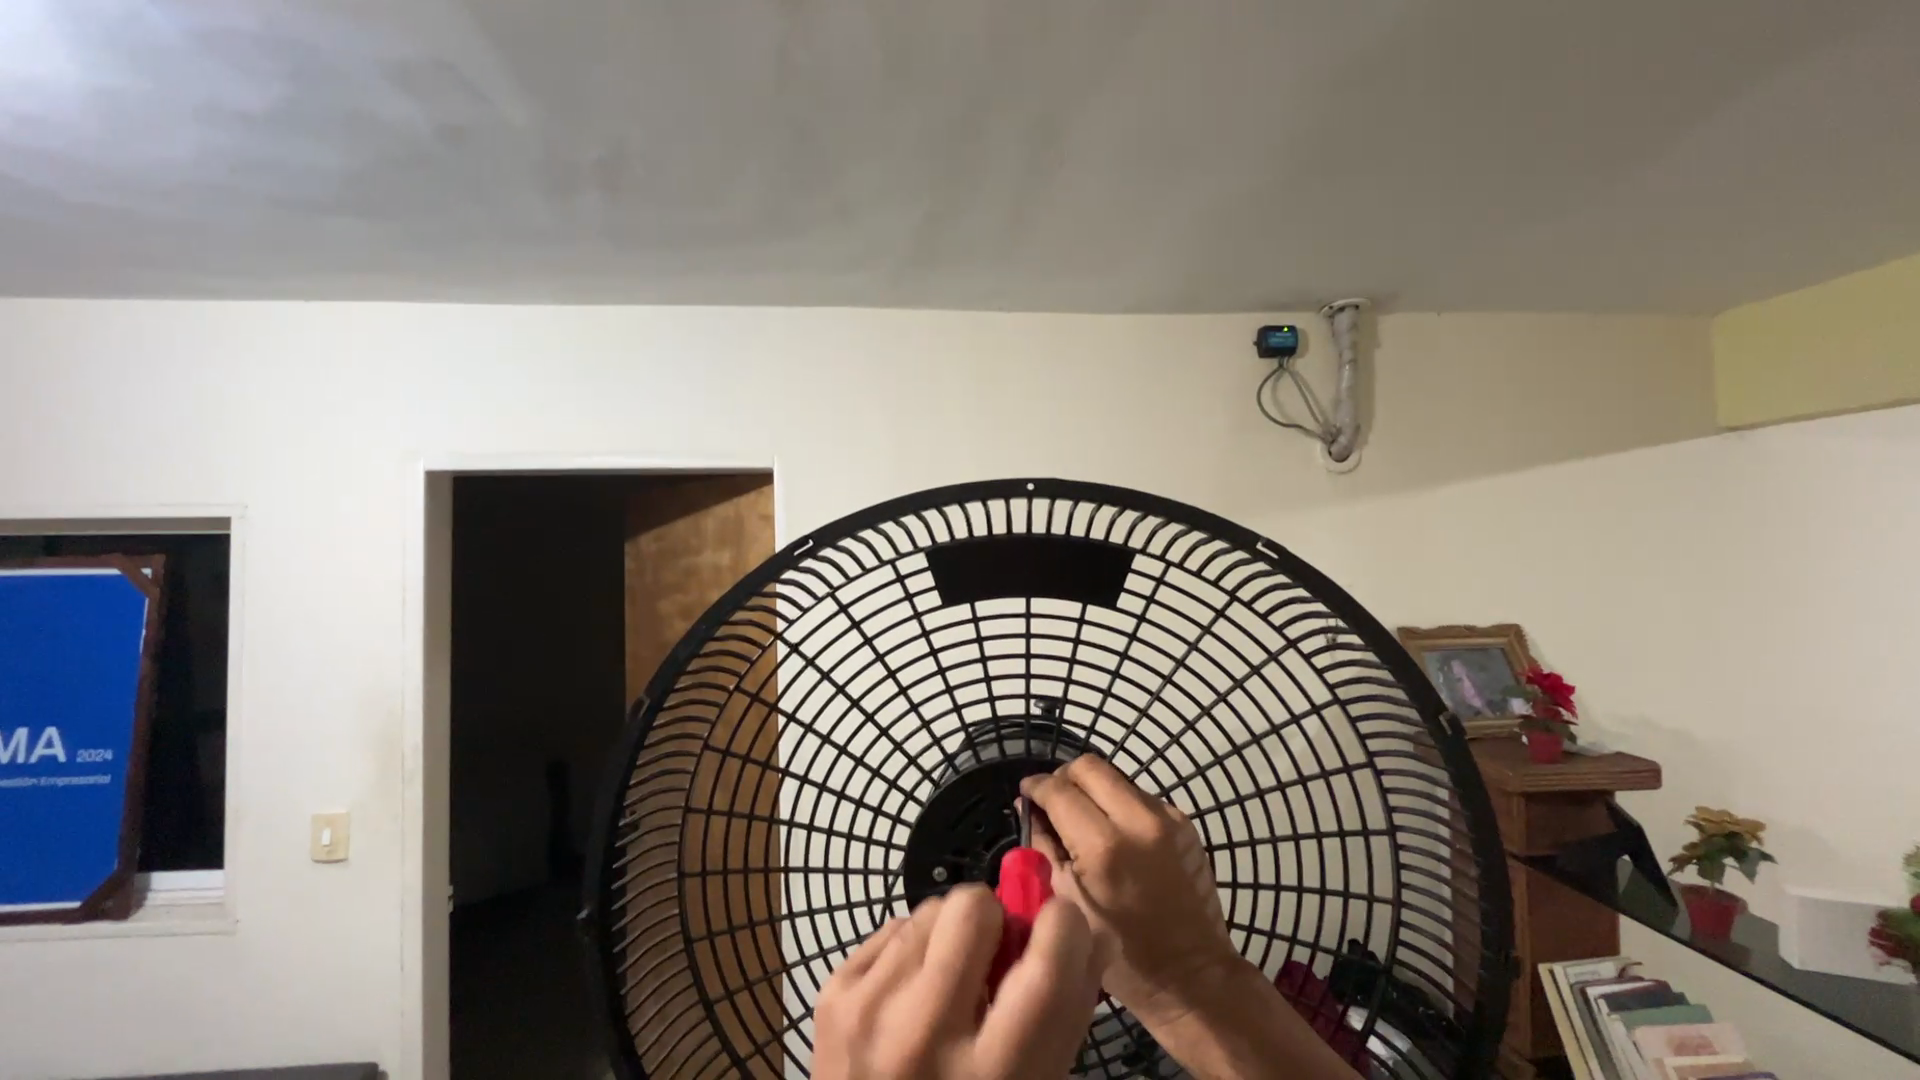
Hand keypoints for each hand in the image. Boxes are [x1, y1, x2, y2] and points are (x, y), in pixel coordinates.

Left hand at [812, 884, 1100, 1079]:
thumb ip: (1065, 1011)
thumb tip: (1086, 929)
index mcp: (994, 1076)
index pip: (1046, 969)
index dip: (1065, 928)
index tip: (1061, 924)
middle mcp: (926, 1037)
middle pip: (974, 909)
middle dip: (996, 916)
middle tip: (993, 954)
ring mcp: (871, 1010)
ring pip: (931, 908)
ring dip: (951, 934)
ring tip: (948, 983)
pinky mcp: (833, 993)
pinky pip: (894, 927)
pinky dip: (912, 949)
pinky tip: (909, 995)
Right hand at [1020, 756, 1238, 1022]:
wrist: (1192, 975)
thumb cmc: (1121, 955)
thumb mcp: (1068, 903)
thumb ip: (1045, 848)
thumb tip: (1030, 811)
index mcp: (1104, 847)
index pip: (1059, 790)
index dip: (1036, 787)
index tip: (1026, 794)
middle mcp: (1138, 820)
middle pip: (1089, 767)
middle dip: (1063, 778)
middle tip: (1053, 801)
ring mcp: (1167, 818)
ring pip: (1116, 777)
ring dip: (1092, 789)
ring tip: (1082, 819)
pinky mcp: (1184, 823)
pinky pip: (1139, 796)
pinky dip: (1118, 804)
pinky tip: (1113, 834)